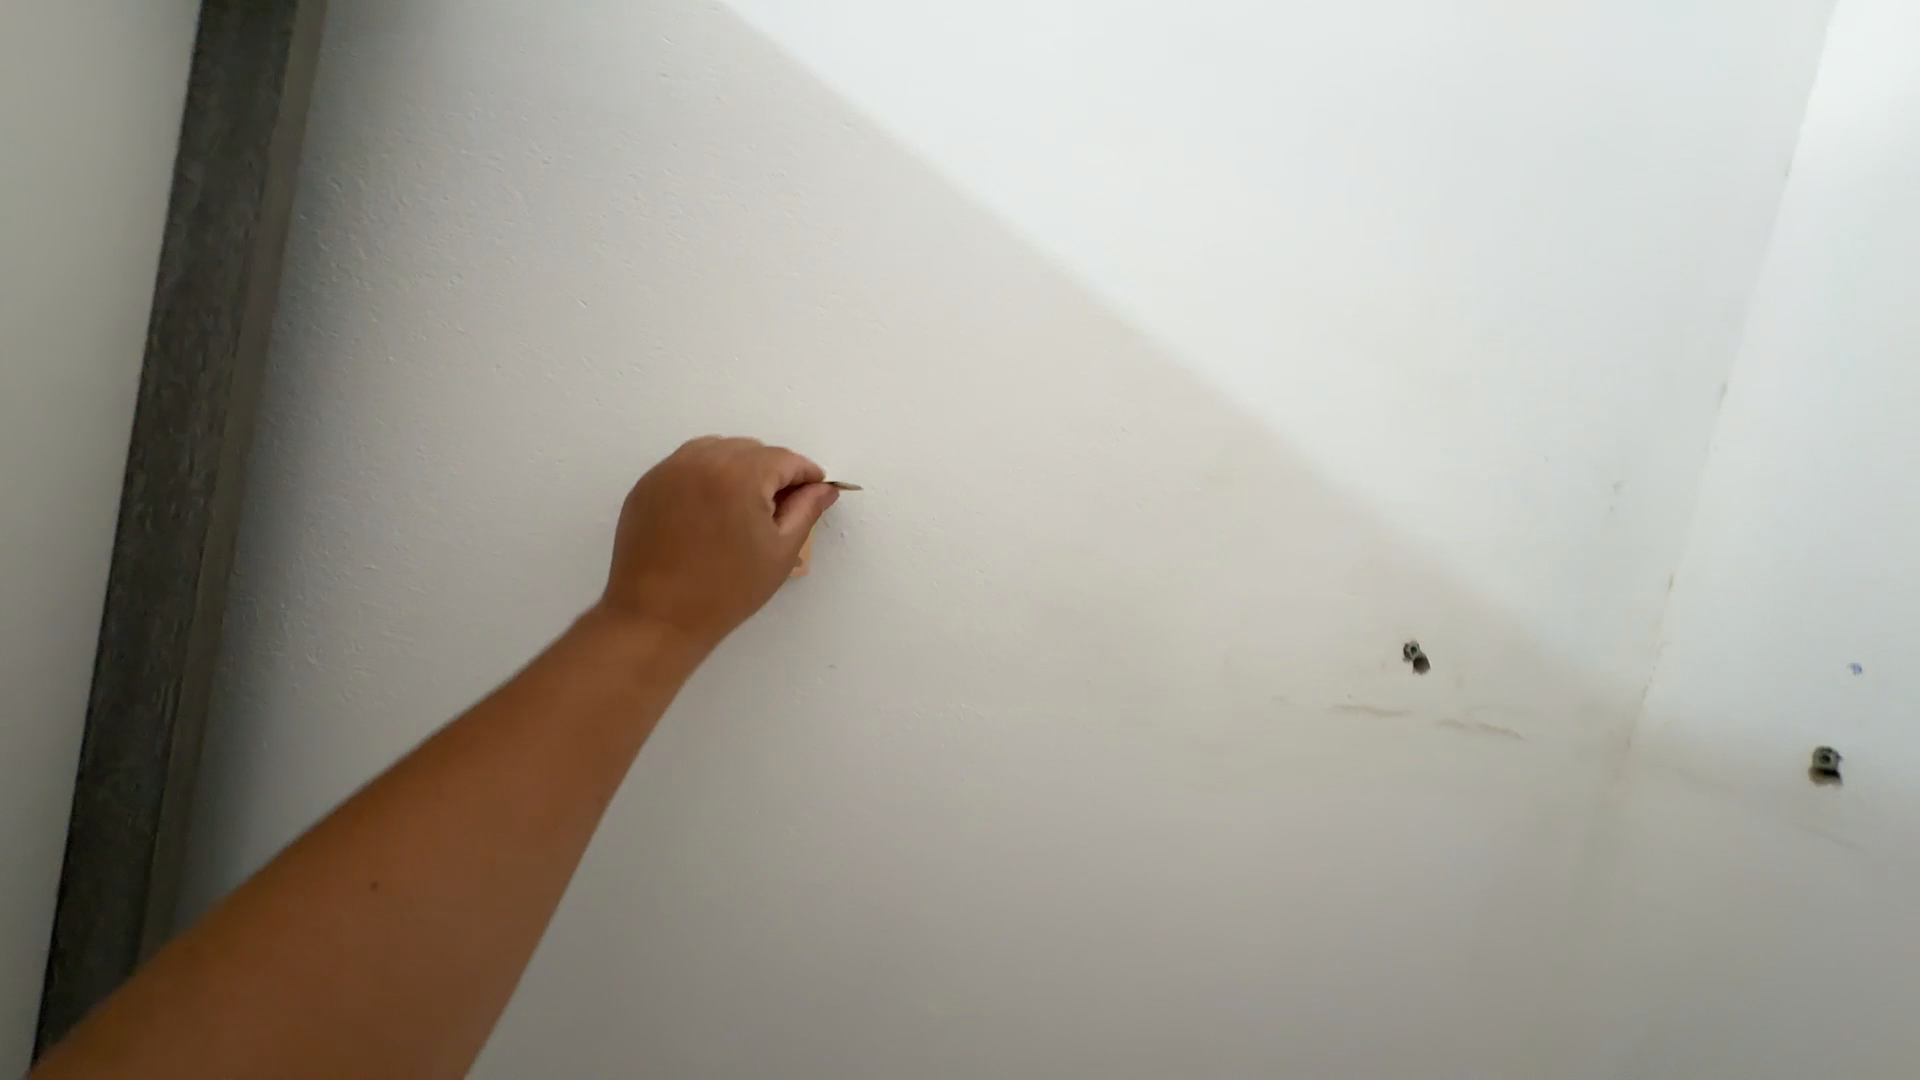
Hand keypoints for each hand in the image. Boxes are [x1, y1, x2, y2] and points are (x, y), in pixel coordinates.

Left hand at [598, 436, 839, 652]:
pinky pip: (687, 464)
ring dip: (739, 468)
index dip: (806, 474)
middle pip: (751, 450)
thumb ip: (806, 510)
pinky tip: (713, 510)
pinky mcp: (648, 485)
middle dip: (772, 471)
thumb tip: (823, 489)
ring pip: (717, 450)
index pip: (784, 459)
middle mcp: (702, 461)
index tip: (815, 492)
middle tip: (780, 507)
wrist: (657, 617)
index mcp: (740, 476)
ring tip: (745, 507)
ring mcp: (669, 470)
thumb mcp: (780, 552)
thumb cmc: (726, 590)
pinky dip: (707, 475)